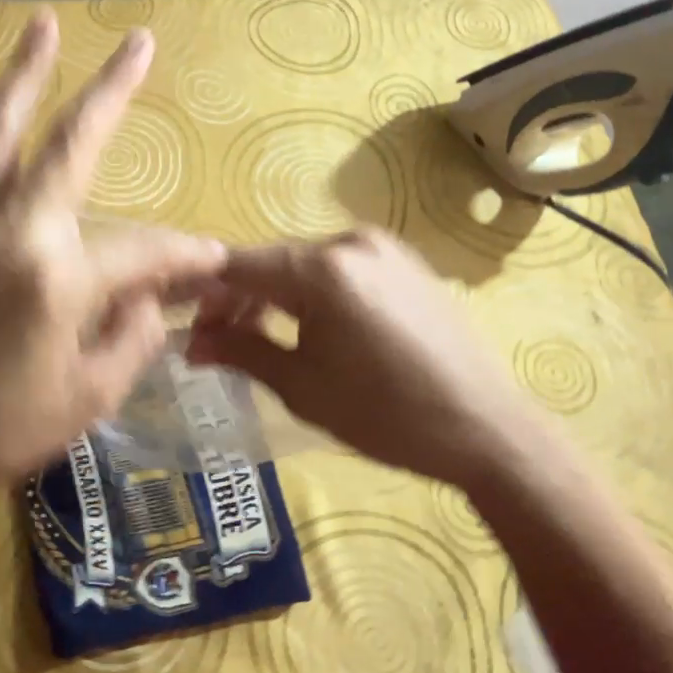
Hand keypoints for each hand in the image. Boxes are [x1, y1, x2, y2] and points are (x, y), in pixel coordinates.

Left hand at [0, 10, 225, 488]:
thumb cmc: (0, 427)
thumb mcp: (89, 396)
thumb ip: (133, 335)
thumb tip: (152, 293)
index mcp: (59, 275)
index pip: (144, 249)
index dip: (186, 256)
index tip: (214, 264)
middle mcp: (14, 229)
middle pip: (70, 144)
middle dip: (111, 90)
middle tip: (140, 41)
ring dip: (25, 76)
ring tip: (42, 25)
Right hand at [186, 228, 542, 488]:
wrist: (488, 431)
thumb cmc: (386, 414)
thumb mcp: (301, 386)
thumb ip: (240, 350)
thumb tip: (190, 343)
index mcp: (323, 268)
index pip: (239, 265)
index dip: (205, 293)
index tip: (184, 324)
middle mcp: (350, 241)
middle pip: (271, 261)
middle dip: (238, 298)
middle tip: (217, 340)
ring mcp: (383, 247)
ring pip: (303, 264)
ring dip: (273, 295)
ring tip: (258, 337)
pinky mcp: (404, 262)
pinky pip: (338, 268)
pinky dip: (311, 291)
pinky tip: (308, 326)